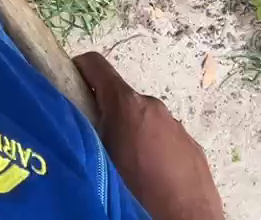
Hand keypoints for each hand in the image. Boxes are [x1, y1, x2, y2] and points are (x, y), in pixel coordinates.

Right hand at [74, 52, 224, 219]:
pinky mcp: (196, 151)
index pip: (94, 64)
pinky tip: (152, 181)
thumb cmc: (136, 195)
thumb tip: (65, 119)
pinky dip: (155, 151)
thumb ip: (82, 130)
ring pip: (144, 120)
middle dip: (106, 115)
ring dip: (132, 135)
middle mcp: (154, 107)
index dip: (78, 72)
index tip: (70, 92)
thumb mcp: (96, 158)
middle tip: (96, 147)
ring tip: (126, 170)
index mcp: (127, 105)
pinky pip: (166, 140)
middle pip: (120, 98)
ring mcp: (179, 129)